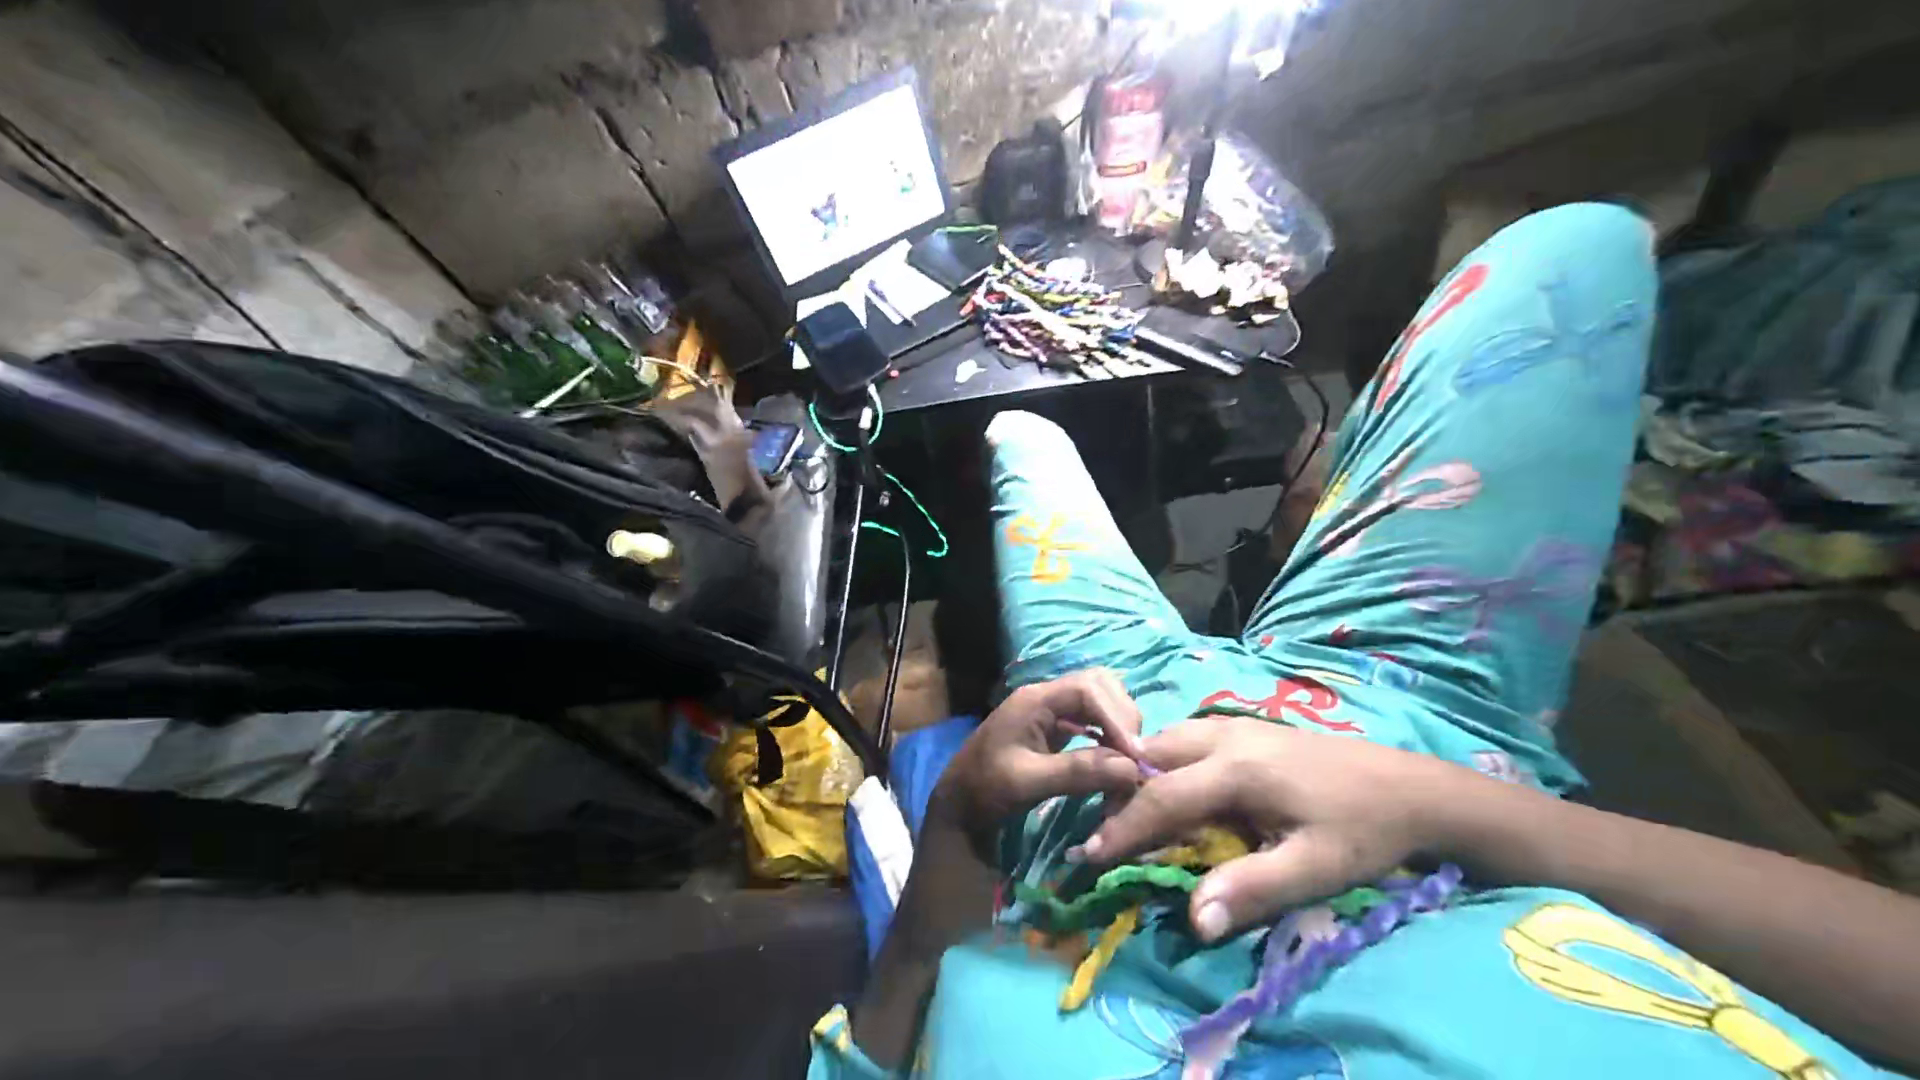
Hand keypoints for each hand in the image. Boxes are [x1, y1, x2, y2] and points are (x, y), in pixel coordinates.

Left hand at [932, 669, 1148, 841]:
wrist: (958, 804)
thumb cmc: (986, 789)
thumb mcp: (1029, 783)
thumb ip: (1078, 772)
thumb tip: (1131, 768)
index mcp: (1034, 700)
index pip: (1087, 689)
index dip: (1116, 717)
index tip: (1135, 753)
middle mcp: (1044, 696)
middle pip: (1098, 683)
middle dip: (1122, 714)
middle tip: (1135, 754)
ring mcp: (1050, 709)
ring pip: (1098, 698)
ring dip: (1118, 722)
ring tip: (1128, 757)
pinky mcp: (1054, 726)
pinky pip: (1092, 717)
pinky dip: (1109, 732)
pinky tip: (1115, 757)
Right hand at [1079, 716, 1496, 941]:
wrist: (1411, 785)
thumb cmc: (1363, 830)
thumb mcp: (1316, 867)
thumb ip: (1252, 888)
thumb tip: (1194, 919)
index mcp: (1237, 769)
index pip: (1161, 797)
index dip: (1122, 828)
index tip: (1088, 854)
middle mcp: (1224, 736)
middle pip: (1151, 754)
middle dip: (1120, 789)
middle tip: (1105, 829)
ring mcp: (1233, 724)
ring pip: (1165, 737)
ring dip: (1139, 770)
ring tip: (1129, 809)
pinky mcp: (1244, 724)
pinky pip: (1184, 735)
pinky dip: (1162, 757)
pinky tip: (1169, 782)